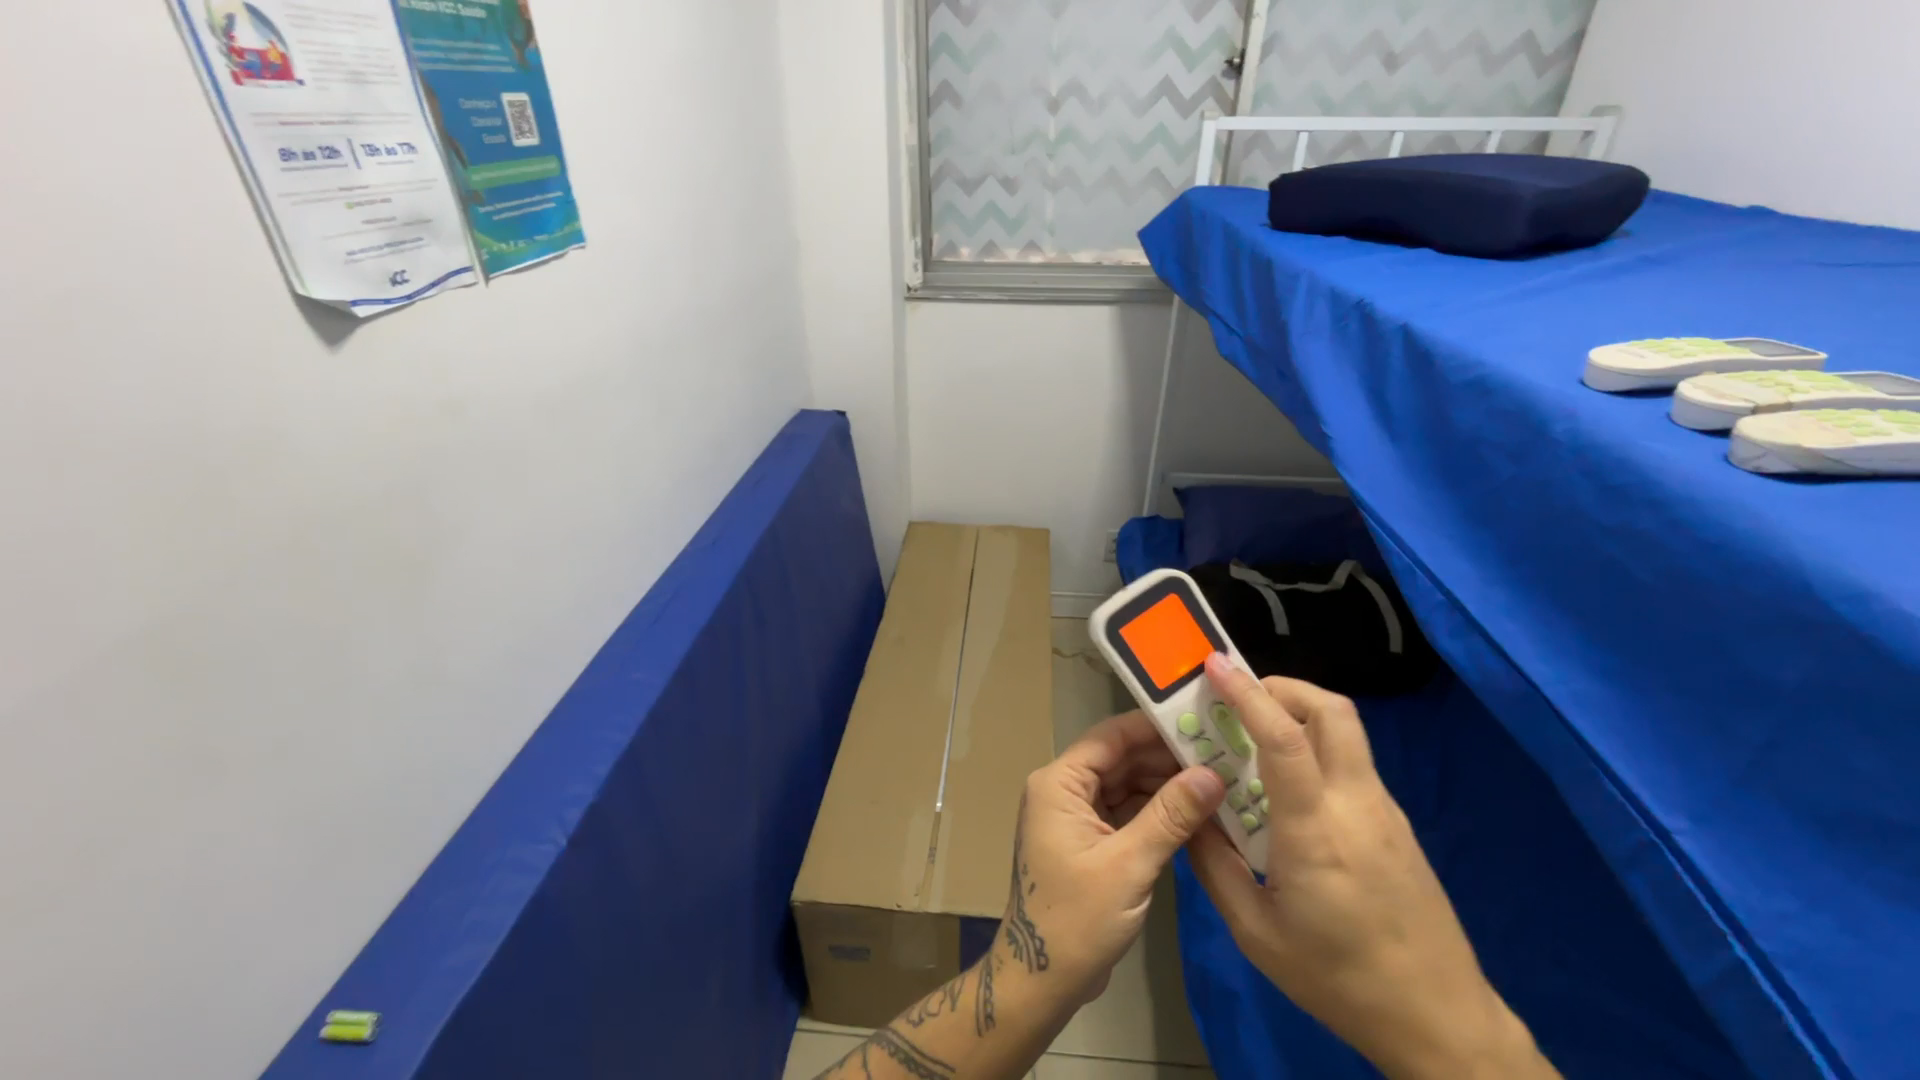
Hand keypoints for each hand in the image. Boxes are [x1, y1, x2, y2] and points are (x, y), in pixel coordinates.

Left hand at [998, 710, 1226, 1007]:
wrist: (1042, 980)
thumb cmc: (1077, 918)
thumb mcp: (1129, 864)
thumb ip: (1171, 815)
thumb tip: (1213, 772)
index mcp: (1058, 784)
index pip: (1110, 737)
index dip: (1154, 726)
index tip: (1200, 720)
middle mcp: (1062, 791)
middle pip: (1120, 759)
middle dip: (1167, 757)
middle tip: (1221, 752)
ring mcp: (1075, 817)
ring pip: (1125, 785)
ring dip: (1165, 786)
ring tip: (1218, 779)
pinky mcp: (1089, 842)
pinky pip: (1125, 812)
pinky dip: (1156, 812)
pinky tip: (1196, 813)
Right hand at [1187, 655, 1558, 1079]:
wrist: (1438, 1017)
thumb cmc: (1337, 978)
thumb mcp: (1255, 932)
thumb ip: (1214, 865)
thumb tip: (1190, 814)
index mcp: (1316, 830)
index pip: (1285, 738)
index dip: (1249, 694)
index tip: (1216, 665)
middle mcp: (1357, 804)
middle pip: (1332, 712)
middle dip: (1283, 688)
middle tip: (1239, 699)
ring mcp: (1385, 811)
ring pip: (1347, 733)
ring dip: (1299, 715)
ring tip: (1253, 737)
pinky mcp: (1397, 825)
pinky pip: (1353, 763)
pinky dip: (1316, 748)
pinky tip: (1287, 787)